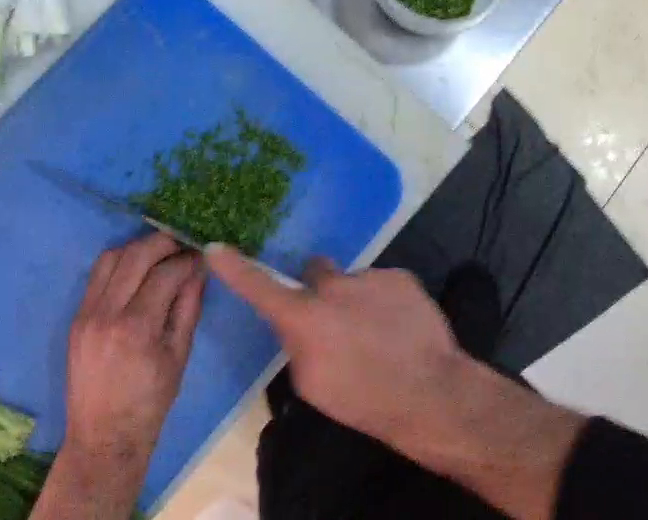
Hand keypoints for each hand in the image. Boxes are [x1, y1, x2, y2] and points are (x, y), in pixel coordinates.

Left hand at [64, 233, 204, 460]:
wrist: (104, 437)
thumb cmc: (150, 402)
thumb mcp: (179, 355)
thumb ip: (188, 306)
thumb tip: (198, 269)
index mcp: (136, 328)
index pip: (165, 273)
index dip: (187, 259)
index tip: (201, 256)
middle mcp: (106, 314)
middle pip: (136, 255)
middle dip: (163, 242)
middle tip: (182, 245)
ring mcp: (86, 314)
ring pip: (111, 257)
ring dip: (138, 248)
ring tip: (159, 254)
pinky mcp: (76, 318)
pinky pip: (97, 276)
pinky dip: (119, 265)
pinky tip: (137, 271)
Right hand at [207, 246, 584, 519]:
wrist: (431, 393)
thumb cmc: (363, 398)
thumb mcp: (312, 383)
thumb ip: (298, 344)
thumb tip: (299, 326)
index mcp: (304, 316)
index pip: (259, 287)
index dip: (235, 268)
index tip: (216, 248)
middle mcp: (332, 286)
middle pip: (315, 273)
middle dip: (320, 290)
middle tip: (337, 322)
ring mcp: (369, 277)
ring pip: (352, 282)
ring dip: (357, 301)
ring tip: (379, 334)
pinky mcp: (401, 277)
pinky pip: (382, 285)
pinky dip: (386, 303)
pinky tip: (400, 329)